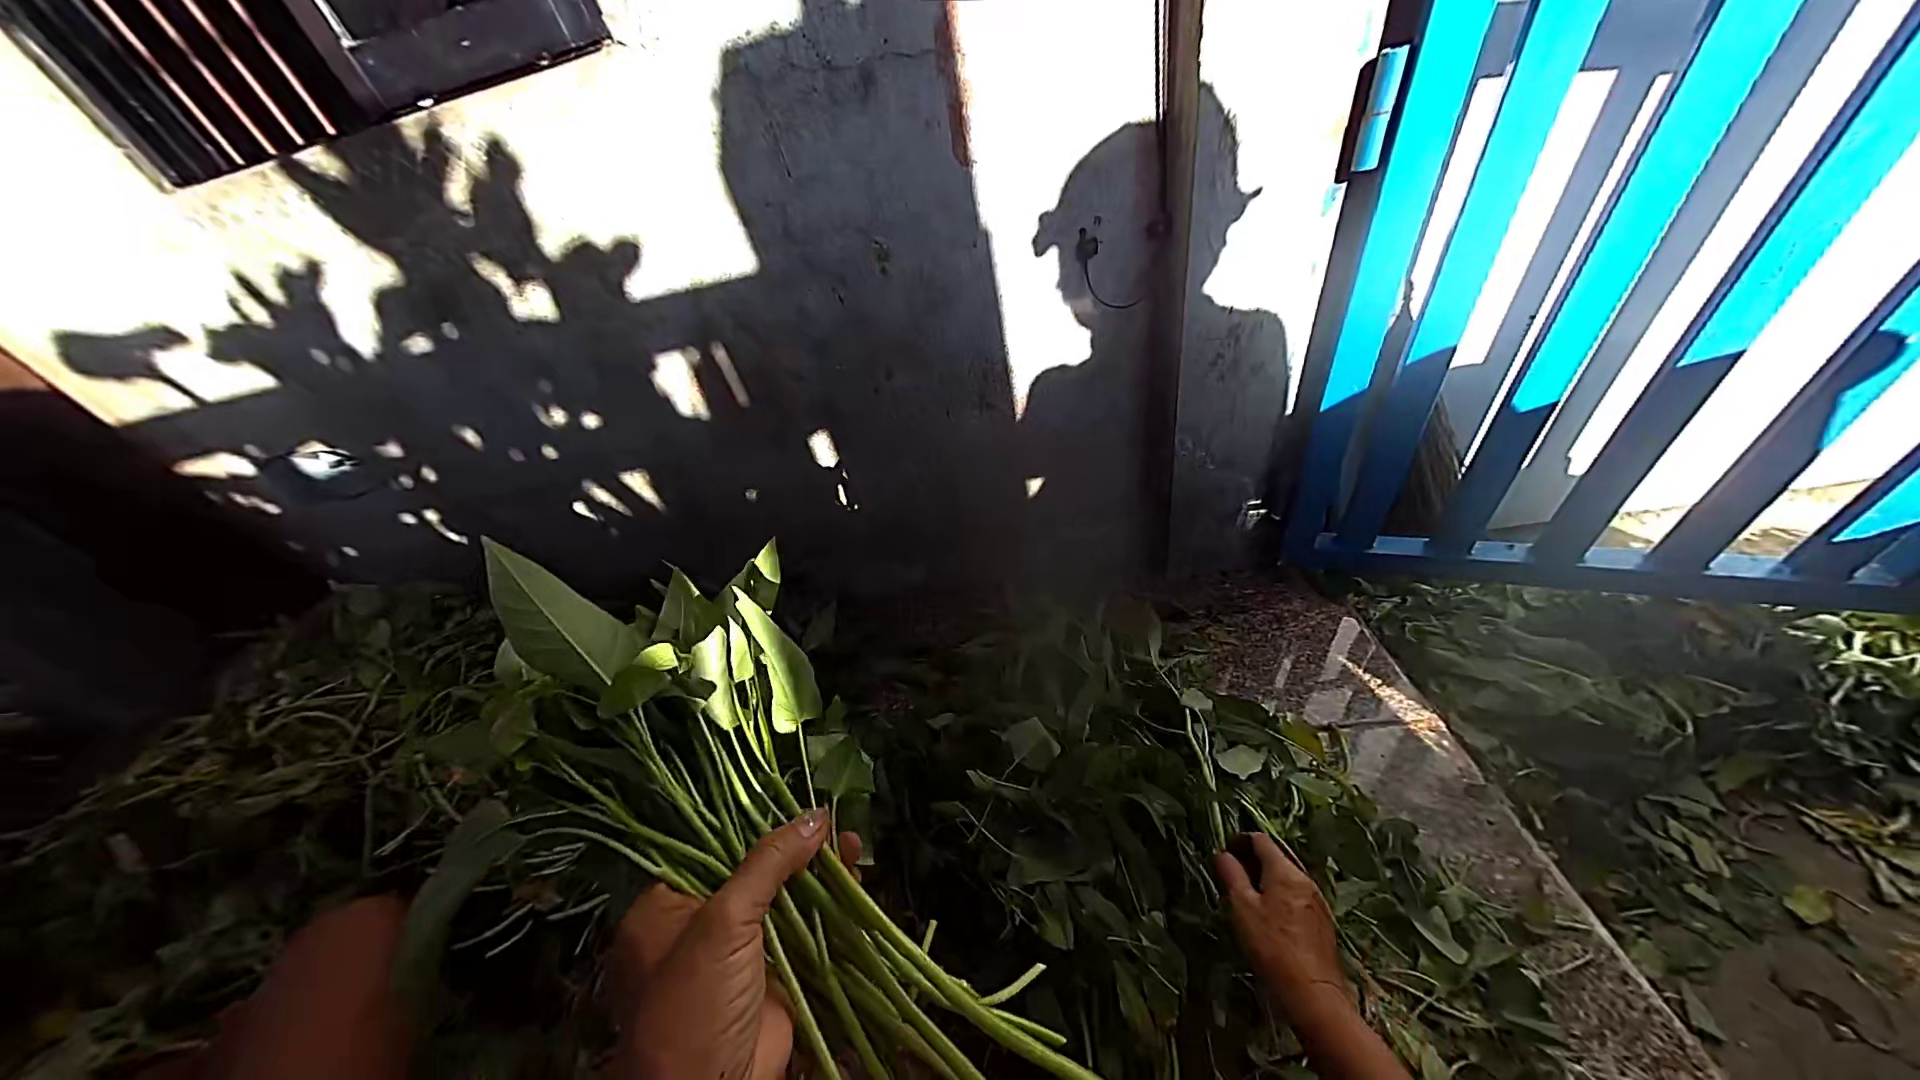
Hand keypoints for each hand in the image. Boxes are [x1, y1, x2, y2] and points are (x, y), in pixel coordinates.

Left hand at [605, 810, 860, 1079]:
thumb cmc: (695, 1004)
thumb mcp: (723, 922)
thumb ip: (768, 863)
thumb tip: (815, 816)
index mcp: (666, 909)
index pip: (711, 848)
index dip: (754, 825)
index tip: (793, 803)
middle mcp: (701, 925)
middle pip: (755, 870)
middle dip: (795, 846)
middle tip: (830, 822)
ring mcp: (740, 950)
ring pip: (785, 896)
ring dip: (819, 870)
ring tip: (850, 842)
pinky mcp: (776, 971)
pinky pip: (806, 926)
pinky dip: (830, 902)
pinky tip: (853, 873)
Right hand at [1215, 832, 1347, 1018]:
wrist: (1313, 995)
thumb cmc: (1272, 946)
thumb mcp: (1241, 907)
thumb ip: (1230, 874)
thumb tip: (1223, 855)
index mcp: (1285, 871)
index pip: (1260, 840)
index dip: (1239, 841)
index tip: (1224, 856)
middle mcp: (1305, 880)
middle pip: (1275, 857)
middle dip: (1251, 861)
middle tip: (1231, 878)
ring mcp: (1317, 902)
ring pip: (1285, 878)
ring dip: (1265, 880)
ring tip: (1246, 899)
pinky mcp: (1322, 922)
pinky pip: (1295, 897)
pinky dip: (1278, 897)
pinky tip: (1268, 918)